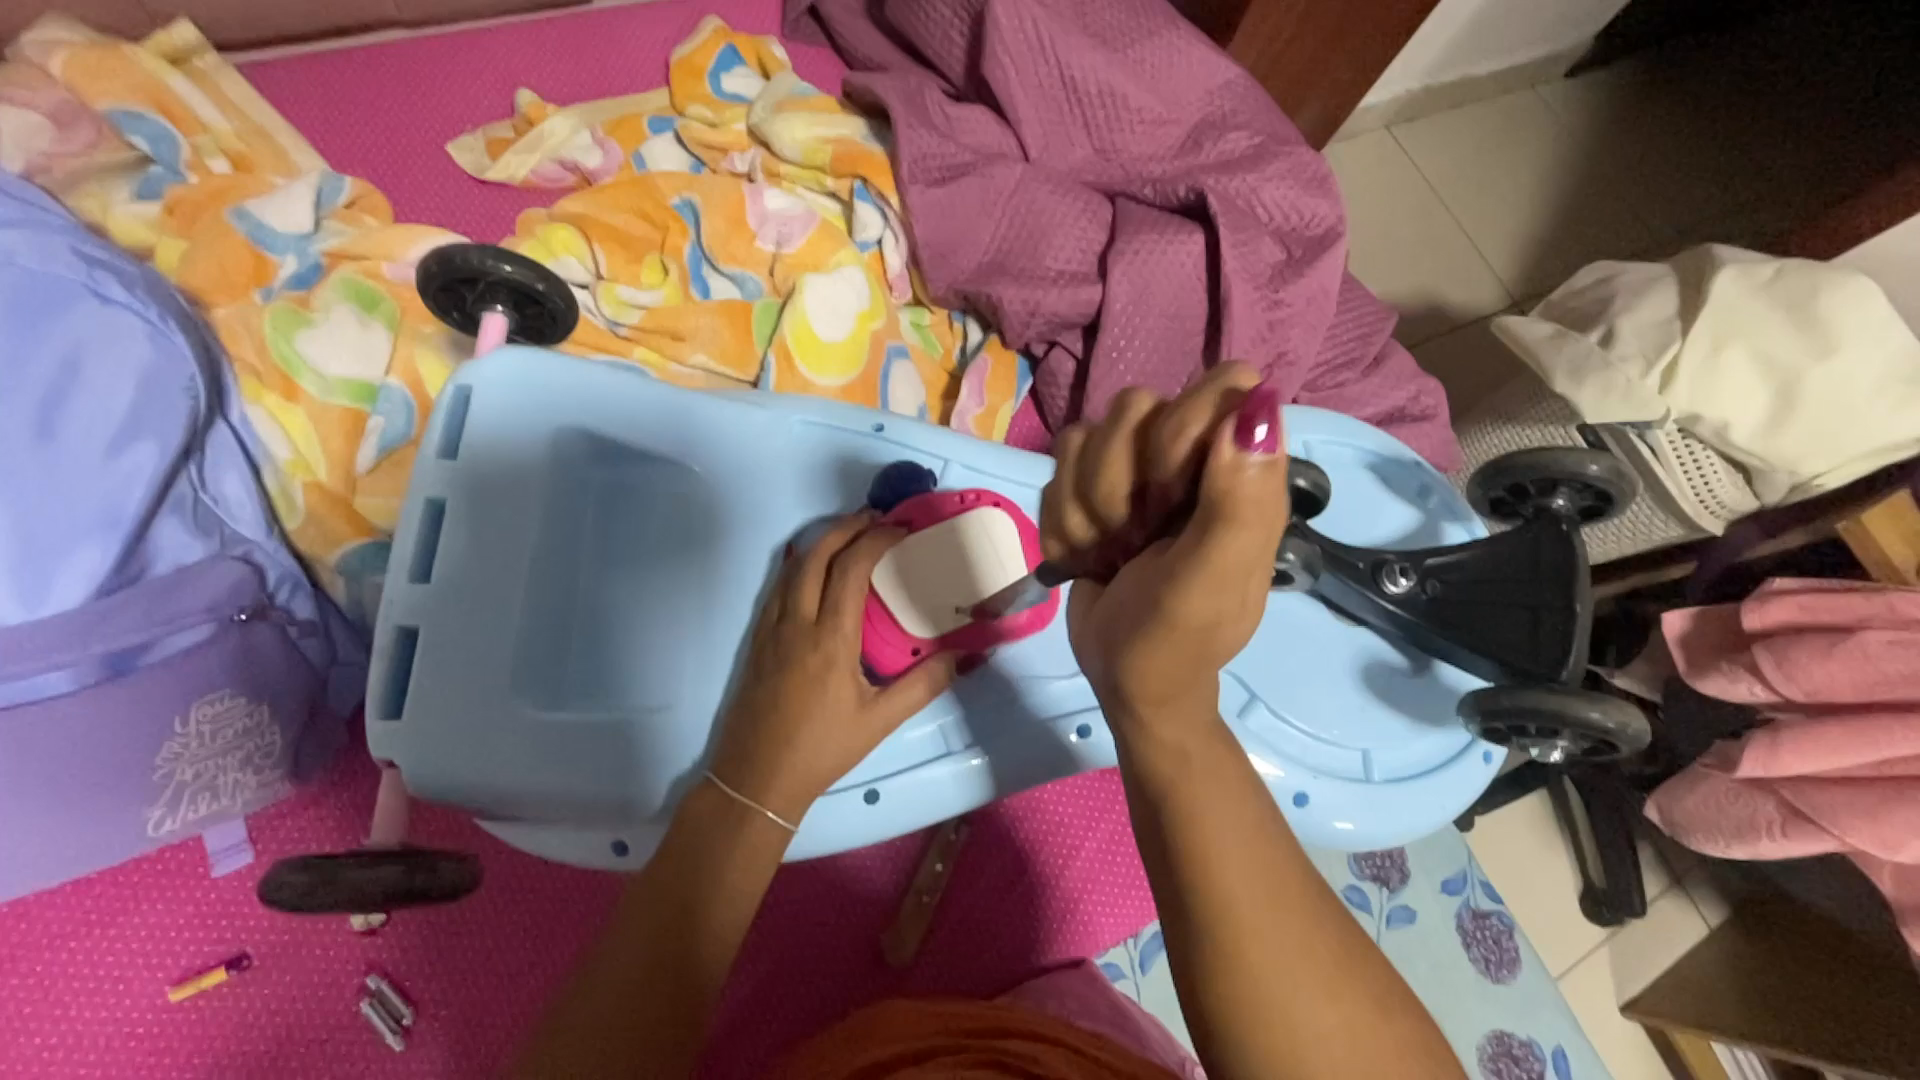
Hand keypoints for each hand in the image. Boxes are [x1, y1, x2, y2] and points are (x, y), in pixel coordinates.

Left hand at [707, 512, 958, 825]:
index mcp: (830, 638)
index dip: (876, 539)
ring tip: (850, 533)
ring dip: (822, 540)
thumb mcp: (880, 721)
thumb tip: (967, 655)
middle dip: (846, 526)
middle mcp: (796, 622)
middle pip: (816, 553)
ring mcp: (771, 628)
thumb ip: (924, 685)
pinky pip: (778, 584)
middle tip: (875, 518)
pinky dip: (800, 562)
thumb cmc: (821, 750)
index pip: (851, 567)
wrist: (755, 778)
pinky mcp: (758, 638)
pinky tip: (813, 568)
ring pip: (792, 565)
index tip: (900, 528)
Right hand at [1042, 363, 1290, 727]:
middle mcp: (1189, 456)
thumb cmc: (1177, 638)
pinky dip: (1063, 523)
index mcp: (1240, 470)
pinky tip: (1087, 556)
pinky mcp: (1087, 487)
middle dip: (1119, 485)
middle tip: (1138, 539)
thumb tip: (1257, 406)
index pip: (1221, 385)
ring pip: (1084, 436)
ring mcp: (1132, 470)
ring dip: (1086, 510)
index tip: (1173, 497)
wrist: (1123, 680)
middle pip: (1135, 405)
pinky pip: (1055, 470)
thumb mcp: (1213, 581)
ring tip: (1111, 554)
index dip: (1183, 433)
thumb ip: (1238, 501)